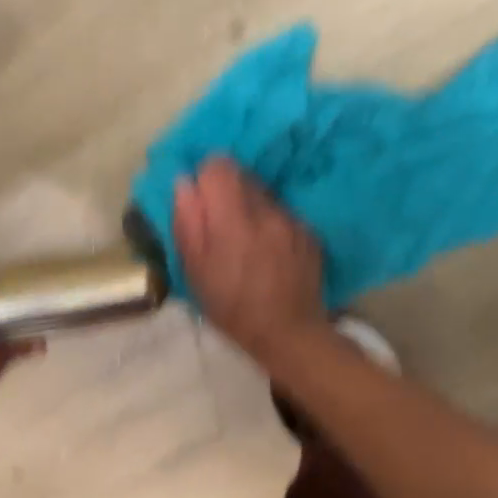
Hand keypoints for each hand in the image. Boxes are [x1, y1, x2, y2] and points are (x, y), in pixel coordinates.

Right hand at [172, 157, 329, 361]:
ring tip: (250, 244)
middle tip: (223, 226)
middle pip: (245, 177)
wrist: (289, 333)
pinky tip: (273, 255)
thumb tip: (185, 184)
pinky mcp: (311, 235)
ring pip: (267, 197)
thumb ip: (187, 221)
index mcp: (234, 219)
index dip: (207, 179)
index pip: (220, 165)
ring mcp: (294, 222)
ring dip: (254, 210)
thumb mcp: (196, 271)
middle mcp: (268, 212)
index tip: (204, 202)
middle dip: (230, 194)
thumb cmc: (234, 308)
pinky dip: (276, 227)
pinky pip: (286, 216)